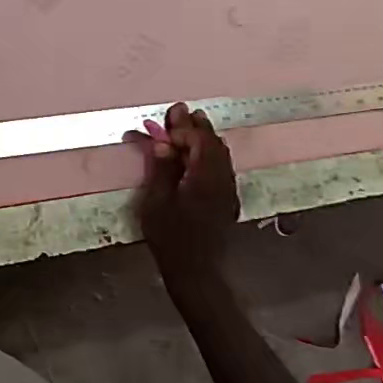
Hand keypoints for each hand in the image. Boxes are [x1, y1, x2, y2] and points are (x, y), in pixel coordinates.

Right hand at [122, 103, 239, 280]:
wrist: (196, 272)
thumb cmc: (170, 236)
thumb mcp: (156, 200)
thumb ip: (161, 168)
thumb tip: (163, 142)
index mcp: (205, 177)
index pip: (199, 141)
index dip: (182, 128)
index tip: (166, 117)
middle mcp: (222, 180)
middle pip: (213, 145)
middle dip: (196, 126)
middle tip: (180, 111)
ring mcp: (227, 191)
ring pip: (220, 156)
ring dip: (203, 139)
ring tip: (189, 125)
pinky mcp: (225, 201)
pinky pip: (220, 168)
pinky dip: (208, 154)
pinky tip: (196, 154)